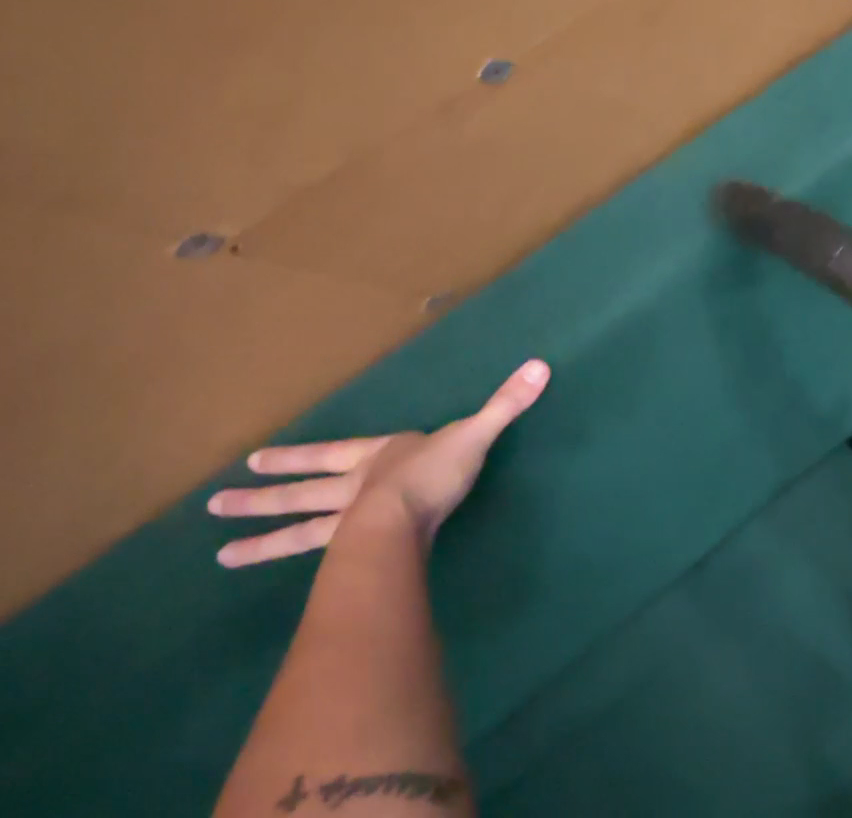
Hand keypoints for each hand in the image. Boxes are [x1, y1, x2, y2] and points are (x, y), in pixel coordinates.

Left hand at [207, 359, 550, 566]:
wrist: (406, 517)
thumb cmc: (435, 473)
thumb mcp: (475, 433)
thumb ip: (505, 404)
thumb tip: (541, 366)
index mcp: (377, 457)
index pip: (333, 453)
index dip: (299, 456)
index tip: (254, 460)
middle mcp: (355, 488)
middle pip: (303, 492)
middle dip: (263, 498)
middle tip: (216, 505)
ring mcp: (351, 523)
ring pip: (300, 531)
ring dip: (262, 543)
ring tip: (220, 557)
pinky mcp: (356, 552)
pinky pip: (321, 560)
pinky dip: (300, 568)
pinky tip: (284, 578)